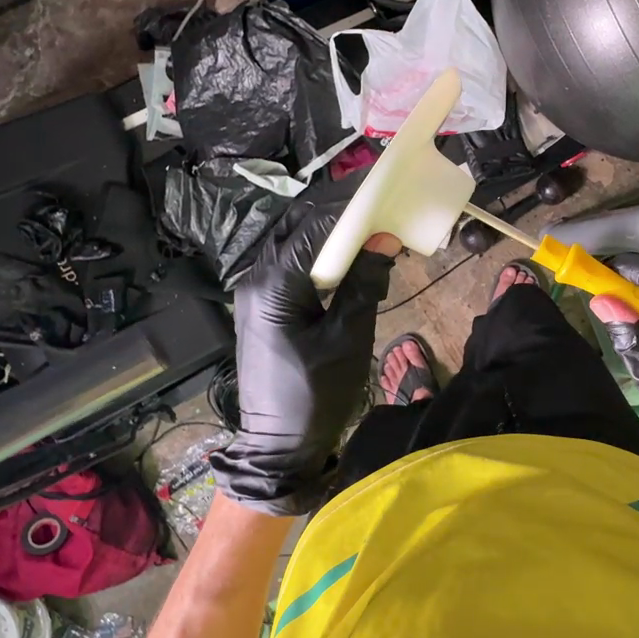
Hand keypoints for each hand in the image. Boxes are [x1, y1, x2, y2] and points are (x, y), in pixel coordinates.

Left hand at [210, 202, 394, 515]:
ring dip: (329, 231)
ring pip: (293, 241)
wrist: (279, 445)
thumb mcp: (349, 338)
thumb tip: (385, 239)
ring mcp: (254, 291)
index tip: (384, 192)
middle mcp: (256, 278)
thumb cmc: (316, 394)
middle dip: (338, 211)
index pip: (315, 226)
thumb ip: (365, 284)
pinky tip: (348, 259)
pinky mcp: (261, 305)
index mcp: (274, 284)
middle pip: (298, 225)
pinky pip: (291, 263)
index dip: (351, 206)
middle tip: (380, 205)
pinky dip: (320, 254)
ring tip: (370, 227)